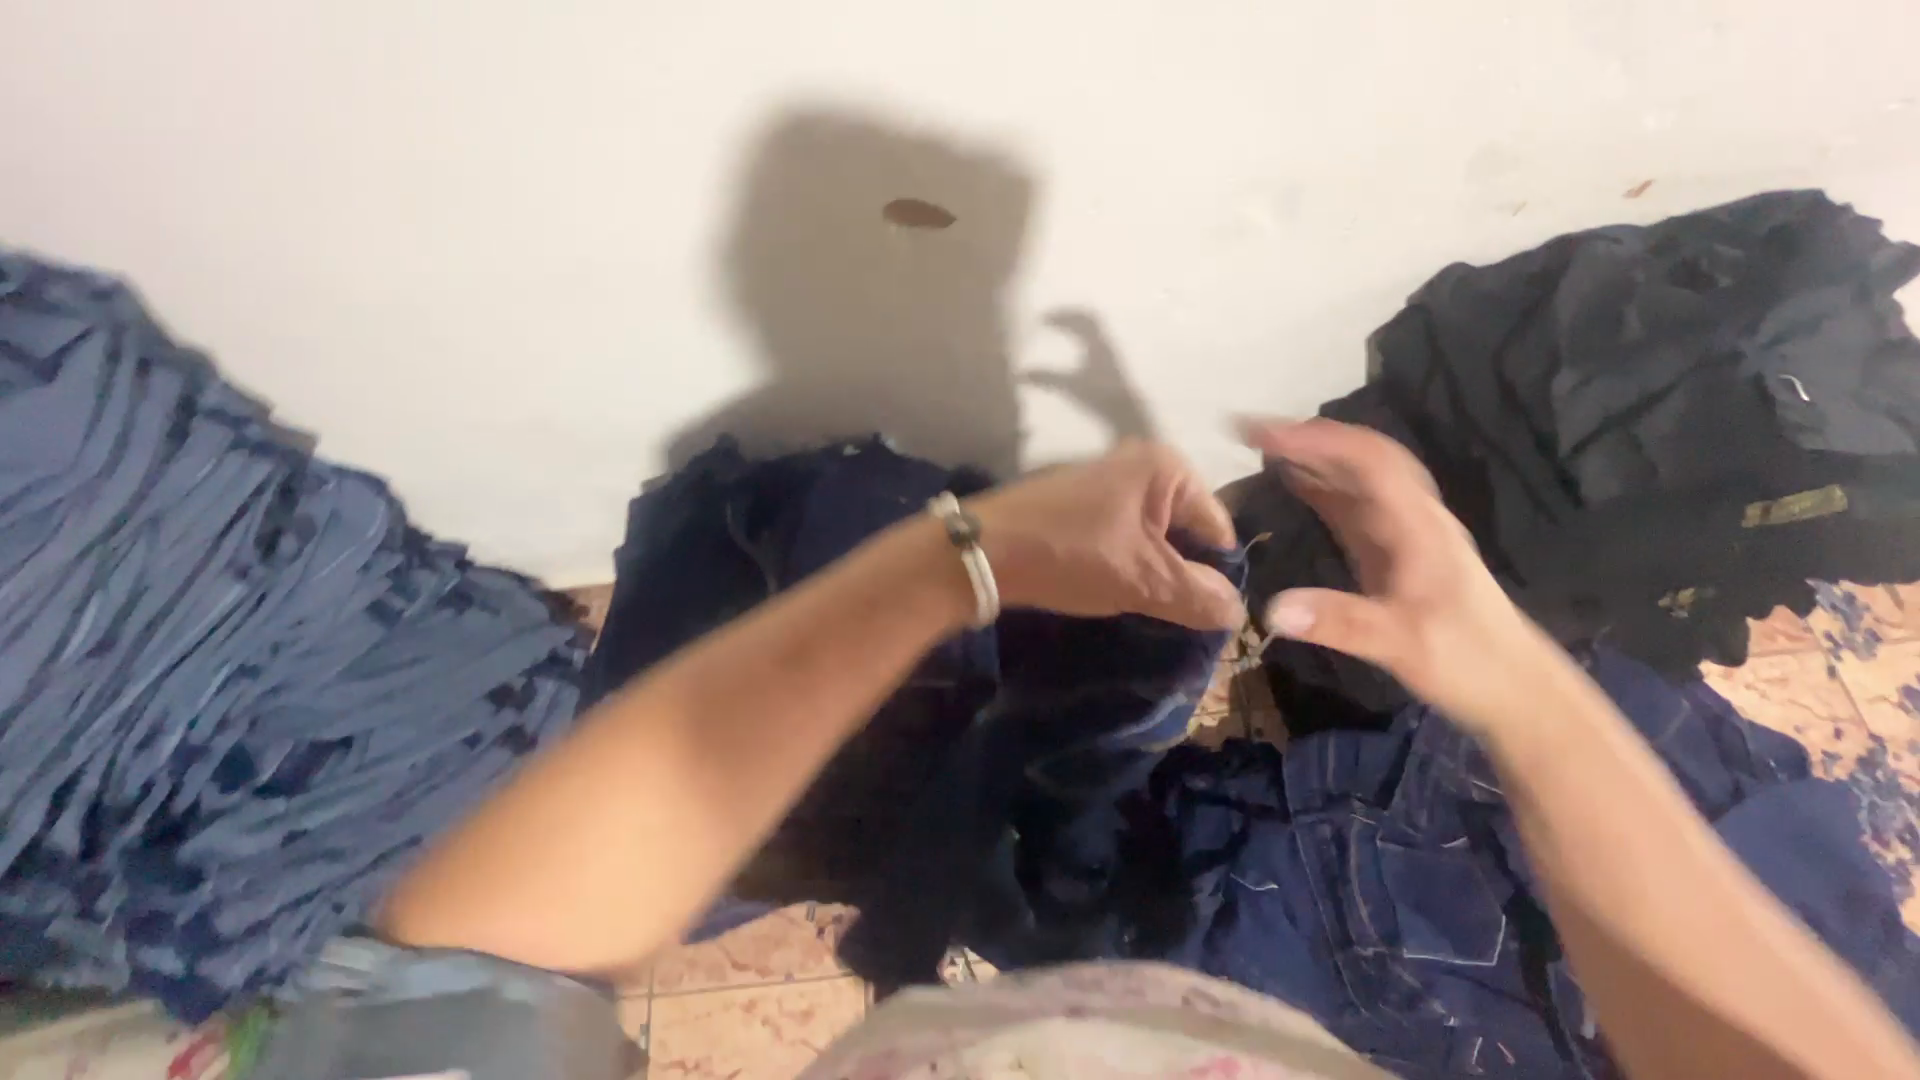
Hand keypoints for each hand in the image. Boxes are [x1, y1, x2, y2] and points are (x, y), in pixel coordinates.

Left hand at [965, 440, 1245, 630]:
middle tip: (1171, 615)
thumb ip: (1200, 596)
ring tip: (1139, 606)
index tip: (1203, 615)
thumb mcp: (1144, 580)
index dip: (1216, 574)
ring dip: (1151, 573)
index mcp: (1167, 467)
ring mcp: (1106, 482)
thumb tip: (1237, 612)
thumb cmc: (1070, 555)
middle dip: (1182, 574)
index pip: (1219, 528)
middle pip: (1186, 532)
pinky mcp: (1079, 504)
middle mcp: (1140, 463)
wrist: (981, 552)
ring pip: (1152, 539)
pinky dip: (1123, 564)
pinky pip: (1122, 537)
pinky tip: (1110, 589)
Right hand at [1242, 418, 1558, 727]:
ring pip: (1356, 480)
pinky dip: (1321, 489)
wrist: (1515, 689)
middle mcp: (1410, 518)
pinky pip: (1352, 507)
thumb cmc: (1467, 660)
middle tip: (1252, 433)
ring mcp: (1402, 535)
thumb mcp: (1403, 644)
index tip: (1264, 435)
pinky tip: (1294, 485)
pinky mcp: (1393, 555)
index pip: (1367, 462)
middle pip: (1362, 459)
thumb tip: (1273, 608)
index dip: (1316, 441)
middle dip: (1309, 438)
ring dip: (1314, 458)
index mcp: (1417, 526)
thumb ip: (1341, 622)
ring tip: (1262, 449)